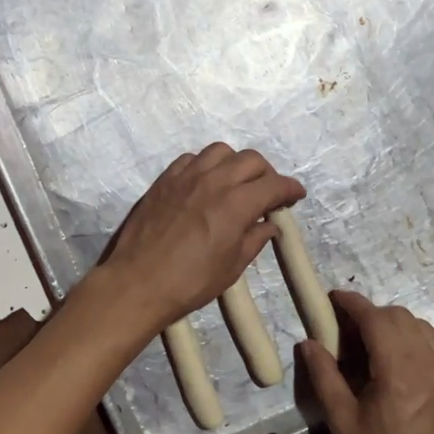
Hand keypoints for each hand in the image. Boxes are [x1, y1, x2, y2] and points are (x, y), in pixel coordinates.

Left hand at [97, 143, 304, 335]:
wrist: (137, 282)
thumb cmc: (189, 282)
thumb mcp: (232, 266)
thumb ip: (254, 239)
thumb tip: (269, 224)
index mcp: (236, 204)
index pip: (274, 184)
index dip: (290, 189)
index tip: (296, 195)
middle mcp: (214, 181)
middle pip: (251, 160)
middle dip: (266, 173)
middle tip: (267, 193)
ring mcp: (186, 176)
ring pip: (220, 151)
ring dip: (235, 163)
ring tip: (235, 183)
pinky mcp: (164, 179)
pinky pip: (191, 159)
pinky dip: (206, 165)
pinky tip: (205, 182)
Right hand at [299, 291, 433, 433]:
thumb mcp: (342, 419)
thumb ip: (324, 376)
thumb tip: (308, 343)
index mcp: (396, 368)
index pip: (374, 318)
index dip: (353, 303)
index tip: (334, 298)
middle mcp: (427, 361)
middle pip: (399, 316)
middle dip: (372, 314)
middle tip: (349, 328)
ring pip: (423, 326)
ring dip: (398, 324)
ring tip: (379, 340)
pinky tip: (421, 347)